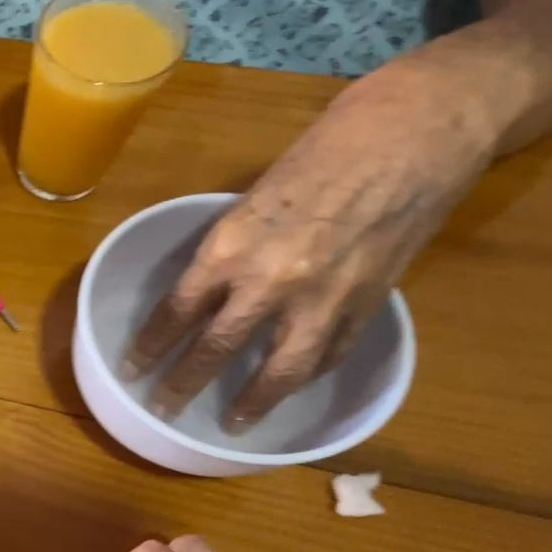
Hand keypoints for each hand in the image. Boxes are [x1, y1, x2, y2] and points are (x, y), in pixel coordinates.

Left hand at [123, 70, 494, 430]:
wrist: (419, 129)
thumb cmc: (325, 150)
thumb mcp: (251, 199)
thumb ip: (228, 249)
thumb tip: (205, 289)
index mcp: (229, 248)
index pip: (176, 313)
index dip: (149, 347)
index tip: (132, 369)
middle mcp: (269, 281)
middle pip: (214, 349)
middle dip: (183, 385)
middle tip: (163, 409)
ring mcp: (323, 298)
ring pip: (278, 370)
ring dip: (252, 402)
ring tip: (233, 423)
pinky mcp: (369, 302)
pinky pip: (329, 354)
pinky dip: (307, 374)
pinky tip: (290, 386)